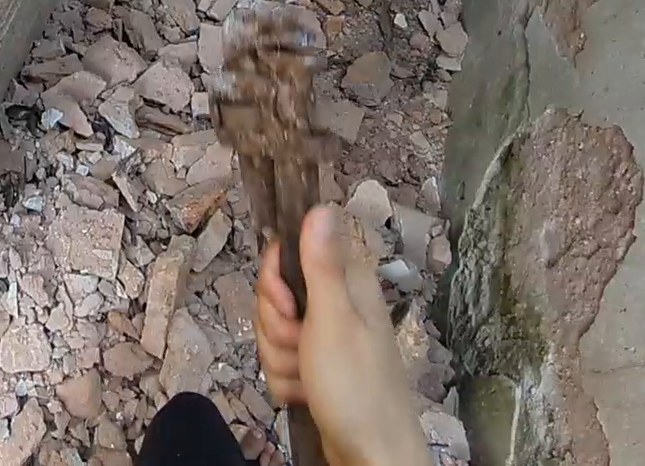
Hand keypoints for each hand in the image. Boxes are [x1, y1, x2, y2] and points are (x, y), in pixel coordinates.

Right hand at [258, 207, 432, 465]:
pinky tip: (304, 393)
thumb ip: (321, 263)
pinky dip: (285, 378)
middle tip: (300, 343)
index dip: (275, 274)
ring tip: (306, 377)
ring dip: (279, 355)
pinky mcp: (314, 366)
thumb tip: (321, 205)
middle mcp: (334, 304)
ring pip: (272, 327)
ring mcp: (323, 337)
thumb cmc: (356, 386)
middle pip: (275, 291)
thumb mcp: (333, 320)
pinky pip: (278, 357)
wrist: (372, 460)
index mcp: (344, 283)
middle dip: (276, 323)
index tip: (285, 301)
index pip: (289, 250)